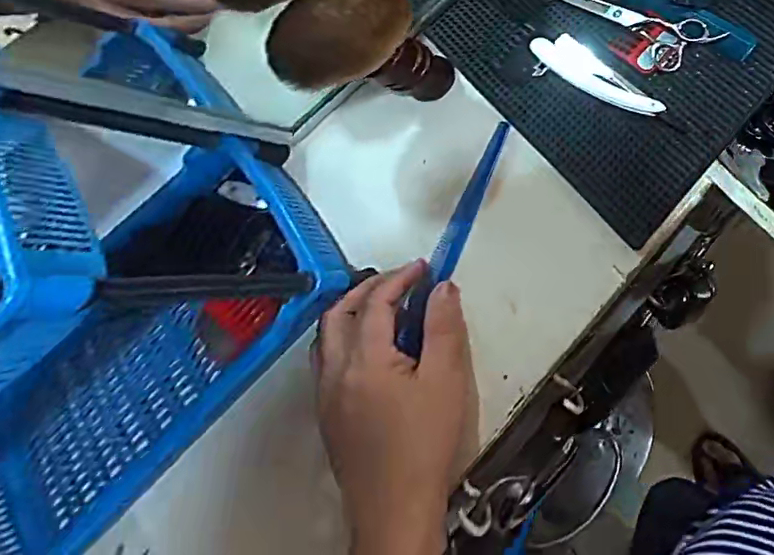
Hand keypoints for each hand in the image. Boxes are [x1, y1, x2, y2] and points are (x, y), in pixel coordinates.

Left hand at [316, 262, 476, 554]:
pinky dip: (347, 336)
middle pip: (338, 317)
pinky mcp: (329, 416)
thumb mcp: (447, 376)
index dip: (400, 279)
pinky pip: (327, 361)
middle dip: (369, 289)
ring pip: (326, 339)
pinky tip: (375, 344)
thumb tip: (442, 288)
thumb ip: (444, 326)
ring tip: (387, 304)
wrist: (396, 506)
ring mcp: (326, 398)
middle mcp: (335, 376)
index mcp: (364, 363)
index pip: (375, 305)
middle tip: (403, 278)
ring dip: (353, 312)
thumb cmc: (426, 440)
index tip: (424, 266)